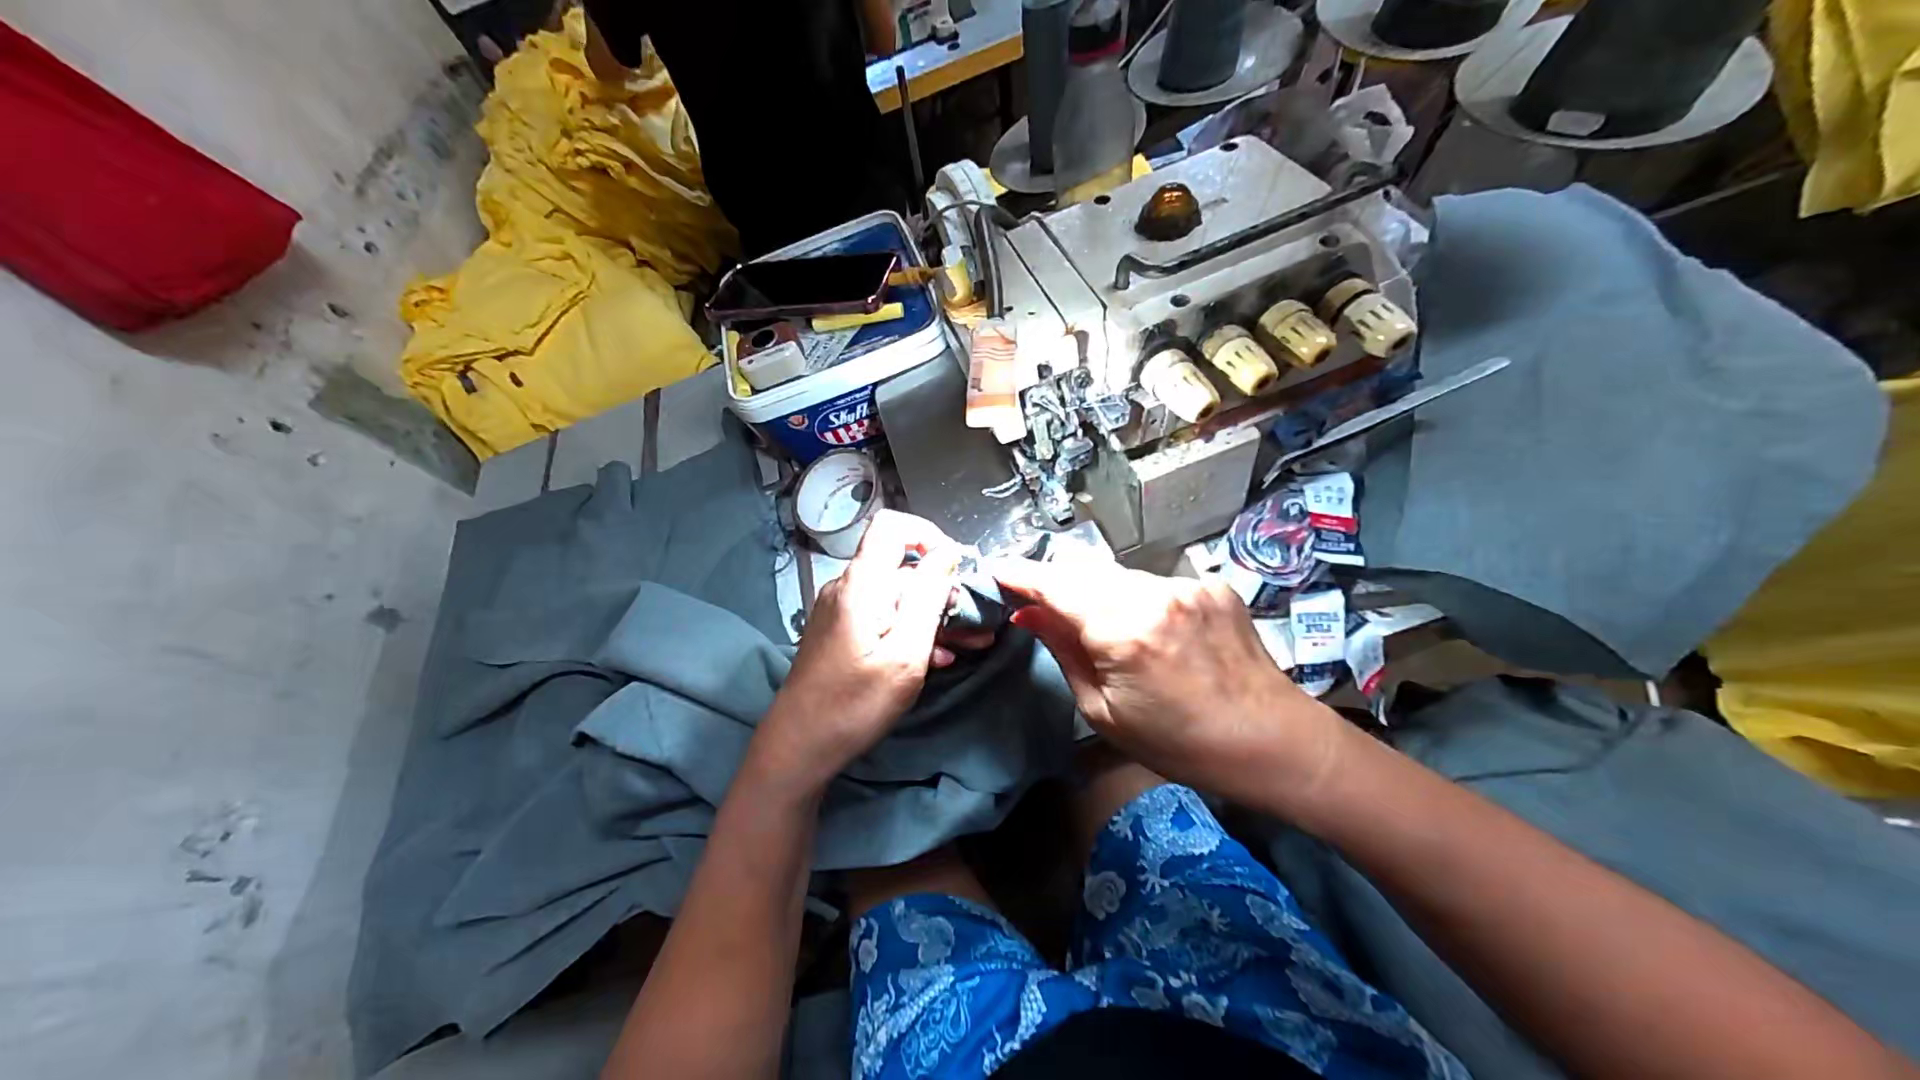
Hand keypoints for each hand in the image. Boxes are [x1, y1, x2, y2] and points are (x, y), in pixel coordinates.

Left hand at [753, 511, 965, 789]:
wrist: (799, 747)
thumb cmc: (855, 704)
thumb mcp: (905, 655)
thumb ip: (928, 597)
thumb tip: (947, 552)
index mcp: (861, 585)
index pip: (891, 527)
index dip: (928, 535)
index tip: (955, 568)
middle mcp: (847, 588)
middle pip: (900, 567)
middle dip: (943, 590)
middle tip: (977, 625)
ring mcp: (842, 611)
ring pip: (896, 596)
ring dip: (933, 616)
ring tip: (969, 645)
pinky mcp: (840, 633)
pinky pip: (883, 617)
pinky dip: (910, 630)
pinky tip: (936, 658)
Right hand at [992, 558, 1352, 813]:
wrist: (1272, 742)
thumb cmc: (1181, 744)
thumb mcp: (1105, 711)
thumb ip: (1064, 650)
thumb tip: (1027, 613)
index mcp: (1125, 631)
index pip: (1056, 584)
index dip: (1021, 575)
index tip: (995, 572)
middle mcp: (1155, 594)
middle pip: (1084, 570)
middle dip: (1054, 582)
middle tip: (1032, 602)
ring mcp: (1188, 585)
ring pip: (1118, 573)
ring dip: (1093, 589)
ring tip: (1087, 620)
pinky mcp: (1210, 585)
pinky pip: (1152, 581)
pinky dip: (1131, 595)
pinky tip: (1138, 626)